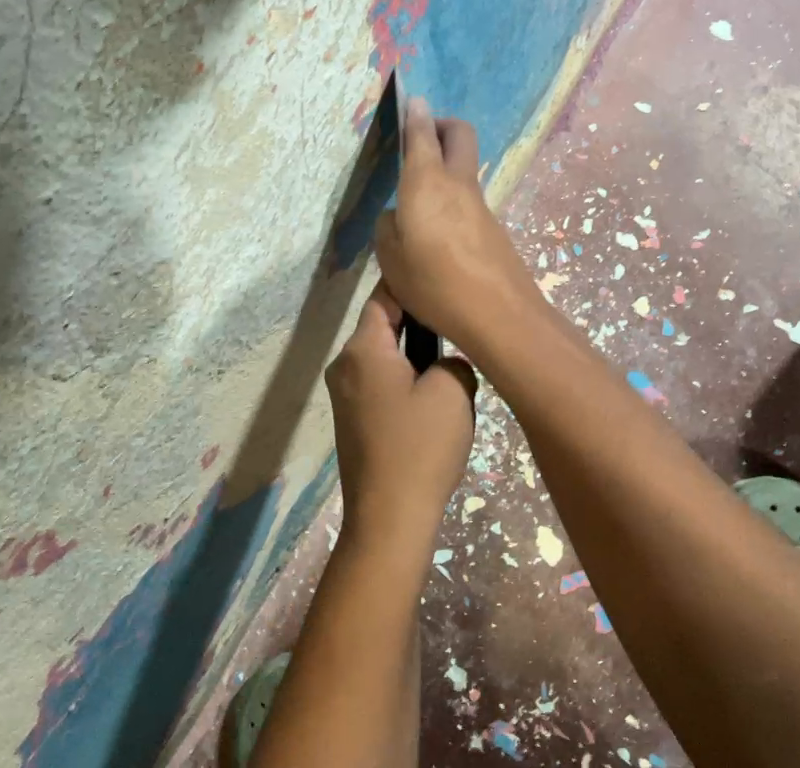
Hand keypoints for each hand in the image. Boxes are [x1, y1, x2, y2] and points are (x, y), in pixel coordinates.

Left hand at [325, 282, 476, 535]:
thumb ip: (453, 360)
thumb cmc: (420, 447)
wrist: (388, 517)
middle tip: (456, 328)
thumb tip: (445, 363)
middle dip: (416, 326)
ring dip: (411, 359)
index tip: (442, 282)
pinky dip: (402, 384)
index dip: (412, 286)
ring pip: (382, 359)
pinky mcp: (350, 421)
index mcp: (362, 349)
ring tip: (448, 370)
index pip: (383, 297)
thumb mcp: (452, 391)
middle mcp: (344, 365)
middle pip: (381, 328)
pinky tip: (429, 403)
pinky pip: (378, 385)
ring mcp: (343, 395)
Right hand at [375, 98, 541, 355]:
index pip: (420, 134)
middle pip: (459, 133)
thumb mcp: (390, 257)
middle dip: (440, 125)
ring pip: (464, 167)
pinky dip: (450, 198)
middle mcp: (457, 183)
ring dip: (445, 165)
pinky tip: (434, 233)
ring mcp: (479, 204)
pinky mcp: (491, 228)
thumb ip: (387, 225)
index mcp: (426, 182)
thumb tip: (399, 213)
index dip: (414, 114)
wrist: (498, 314)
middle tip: (419, 138)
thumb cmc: (433, 283)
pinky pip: (467, 198)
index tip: (409, 101)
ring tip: (416, 197)